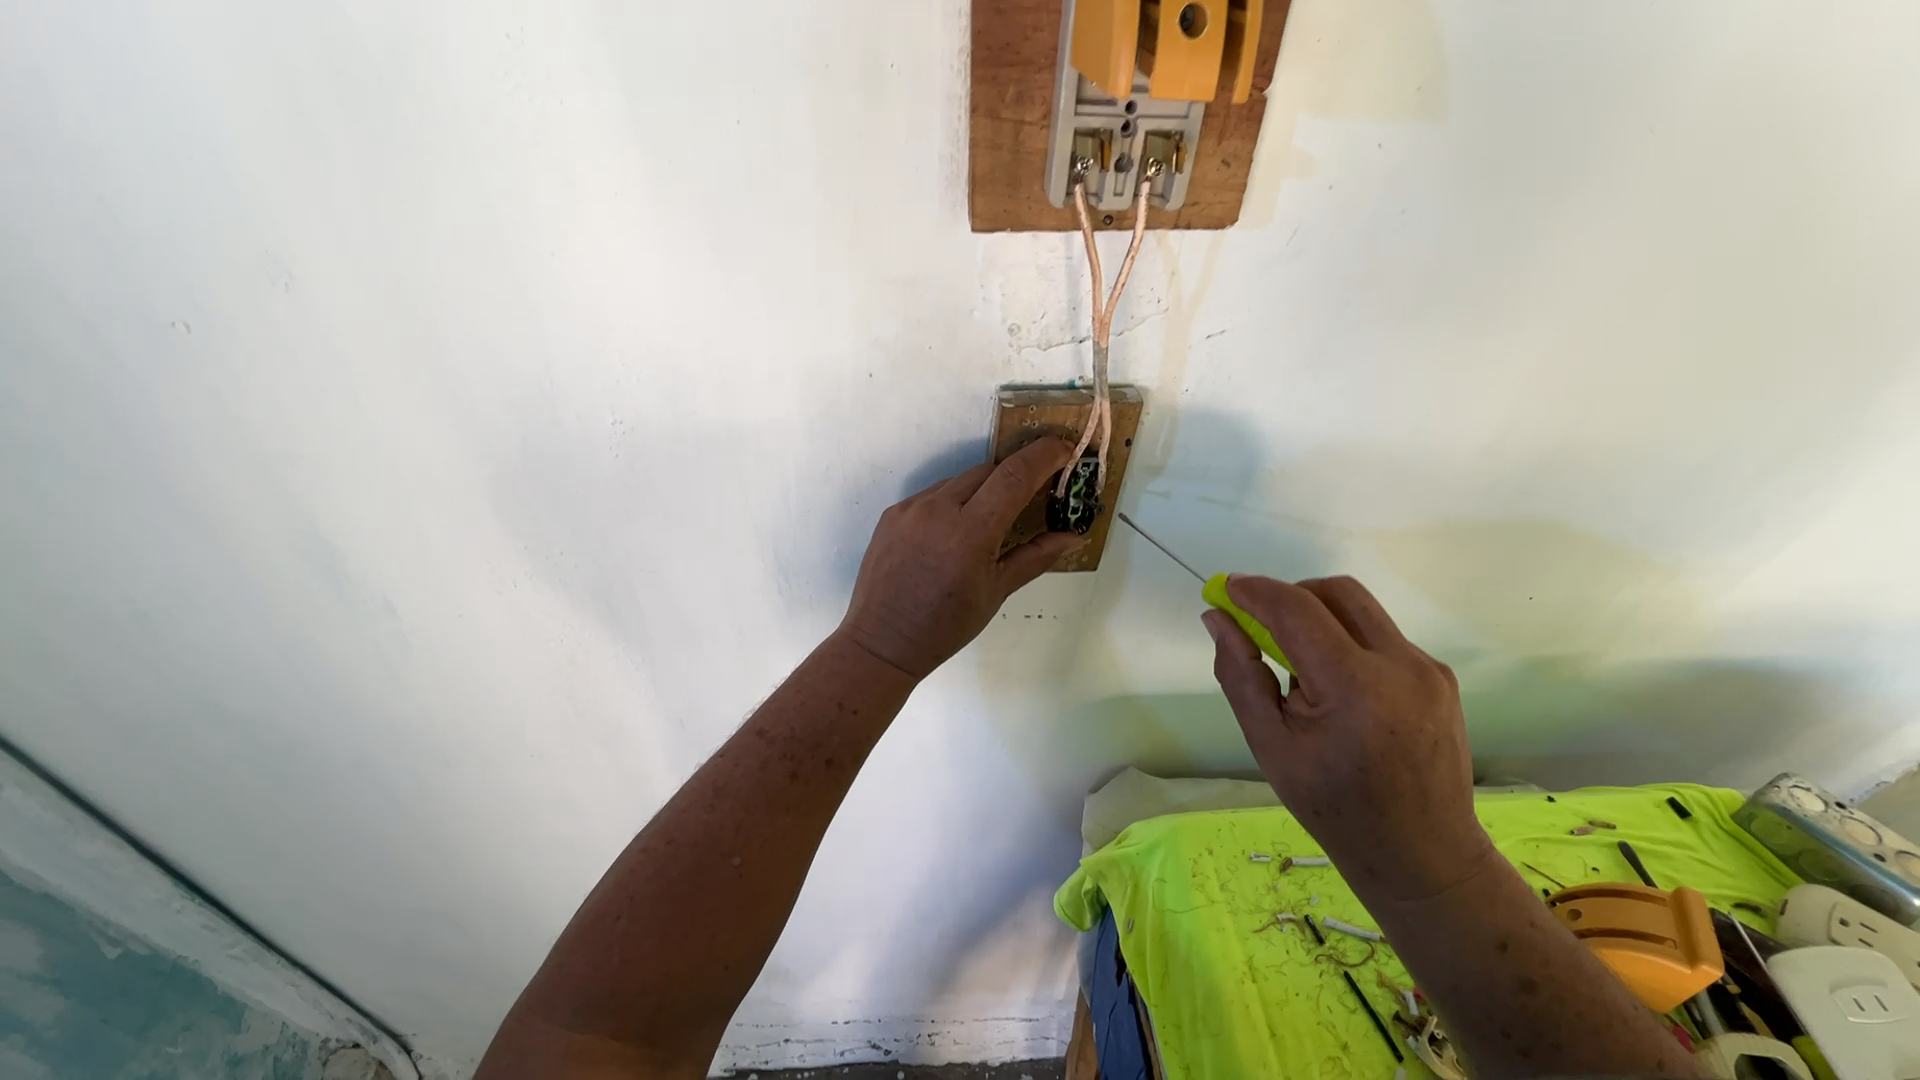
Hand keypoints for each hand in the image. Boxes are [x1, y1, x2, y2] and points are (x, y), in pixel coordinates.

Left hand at [837, 439, 1086, 679]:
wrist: (883, 642)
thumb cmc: (946, 625)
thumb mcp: (997, 591)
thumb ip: (1036, 556)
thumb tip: (1074, 536)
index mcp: (970, 533)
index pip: (1015, 475)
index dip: (1044, 455)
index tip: (1065, 450)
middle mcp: (938, 510)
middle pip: (989, 471)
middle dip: (1015, 477)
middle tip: (1033, 496)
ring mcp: (911, 509)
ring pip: (959, 480)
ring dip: (982, 491)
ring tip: (988, 523)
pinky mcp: (892, 513)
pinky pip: (933, 495)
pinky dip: (952, 503)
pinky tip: (953, 534)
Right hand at [1204, 576, 1495, 902]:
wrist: (1422, 853)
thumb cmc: (1333, 808)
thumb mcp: (1270, 746)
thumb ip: (1240, 675)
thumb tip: (1218, 620)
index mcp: (1354, 687)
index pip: (1297, 610)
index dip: (1256, 592)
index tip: (1225, 589)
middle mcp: (1400, 665)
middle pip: (1336, 592)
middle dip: (1291, 596)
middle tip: (1261, 626)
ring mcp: (1428, 668)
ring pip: (1362, 611)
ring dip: (1320, 619)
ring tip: (1303, 674)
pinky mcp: (1440, 676)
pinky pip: (1382, 637)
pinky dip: (1348, 643)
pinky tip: (1339, 694)